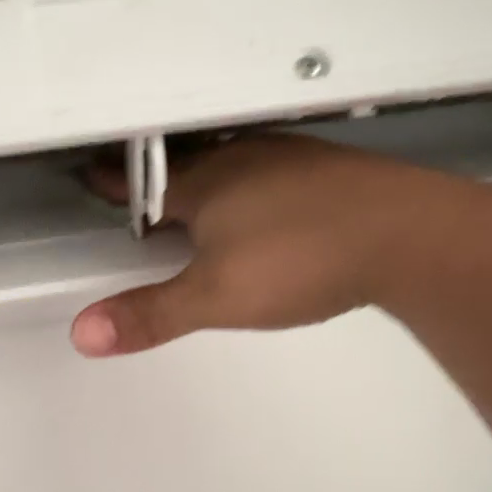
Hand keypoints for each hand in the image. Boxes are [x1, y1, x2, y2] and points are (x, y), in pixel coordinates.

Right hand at [70, 134, 491, 357]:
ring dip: (207, 175)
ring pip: (230, 162)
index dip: (111, 184)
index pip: (140, 182)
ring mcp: (287, 158)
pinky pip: (270, 168)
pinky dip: (253, 182)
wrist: (409, 234)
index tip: (90, 179)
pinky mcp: (325, 168)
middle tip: (143, 197)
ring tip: (198, 198)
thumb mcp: (217, 297)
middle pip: (184, 164)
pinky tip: (268, 203)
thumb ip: (151, 315)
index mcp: (204, 184)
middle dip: (159, 179)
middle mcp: (240, 160)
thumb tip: (81, 333)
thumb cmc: (302, 259)